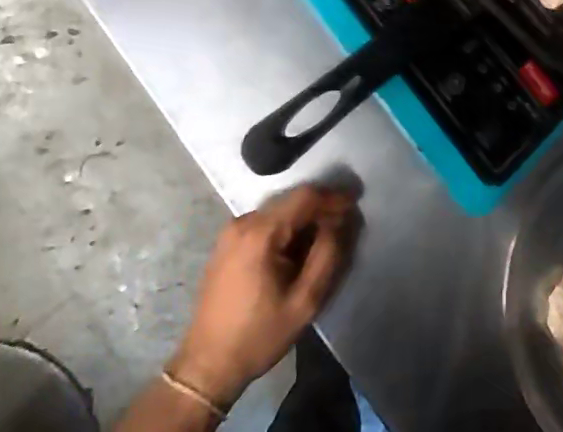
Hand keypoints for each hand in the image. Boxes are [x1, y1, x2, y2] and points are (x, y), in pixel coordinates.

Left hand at [168, 184, 357, 405]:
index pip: (306, 196)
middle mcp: (243, 222)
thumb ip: (328, 255)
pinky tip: (296, 250)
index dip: (334, 197)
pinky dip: (287, 227)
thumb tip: (342, 222)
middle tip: (345, 224)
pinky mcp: (228, 242)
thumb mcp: (305, 301)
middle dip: (321, 208)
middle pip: (292, 200)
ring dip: (304, 218)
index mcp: (261, 233)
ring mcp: (232, 231)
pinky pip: (266, 221)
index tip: (356, 203)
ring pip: (280, 209)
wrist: (207, 366)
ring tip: (323, 240)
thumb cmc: (259, 335)